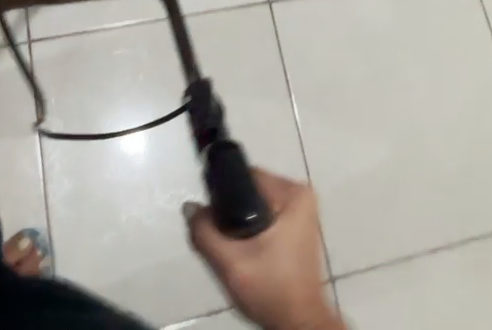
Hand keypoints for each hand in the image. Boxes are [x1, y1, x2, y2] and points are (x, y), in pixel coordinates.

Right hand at [187, 170, 341, 329]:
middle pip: (251, 189)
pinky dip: (252, 228)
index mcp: (293, 194)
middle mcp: (301, 196)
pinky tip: (244, 250)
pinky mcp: (298, 226)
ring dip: (240, 220)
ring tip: (231, 246)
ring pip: (256, 203)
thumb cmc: (271, 289)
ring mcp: (302, 211)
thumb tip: (189, 207)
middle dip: (231, 209)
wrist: (299, 324)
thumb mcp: (231, 263)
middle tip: (221, 237)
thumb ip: (205, 232)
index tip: (212, 216)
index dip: (224, 193)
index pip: (246, 176)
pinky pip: (265, 215)